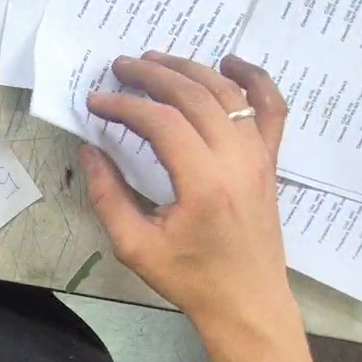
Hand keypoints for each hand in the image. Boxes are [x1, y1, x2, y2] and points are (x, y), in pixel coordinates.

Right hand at [79, 52, 297, 343]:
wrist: (246, 301)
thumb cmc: (188, 279)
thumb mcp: (135, 246)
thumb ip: (108, 196)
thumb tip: (90, 151)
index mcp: (203, 183)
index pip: (161, 123)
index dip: (125, 106)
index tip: (96, 101)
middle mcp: (237, 159)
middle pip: (195, 95)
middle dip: (154, 75)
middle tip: (121, 66)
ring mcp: (259, 156)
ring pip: (228, 93)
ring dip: (190, 70)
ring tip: (156, 61)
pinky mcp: (270, 160)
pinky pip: (270, 107)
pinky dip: (253, 78)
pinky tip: (230, 62)